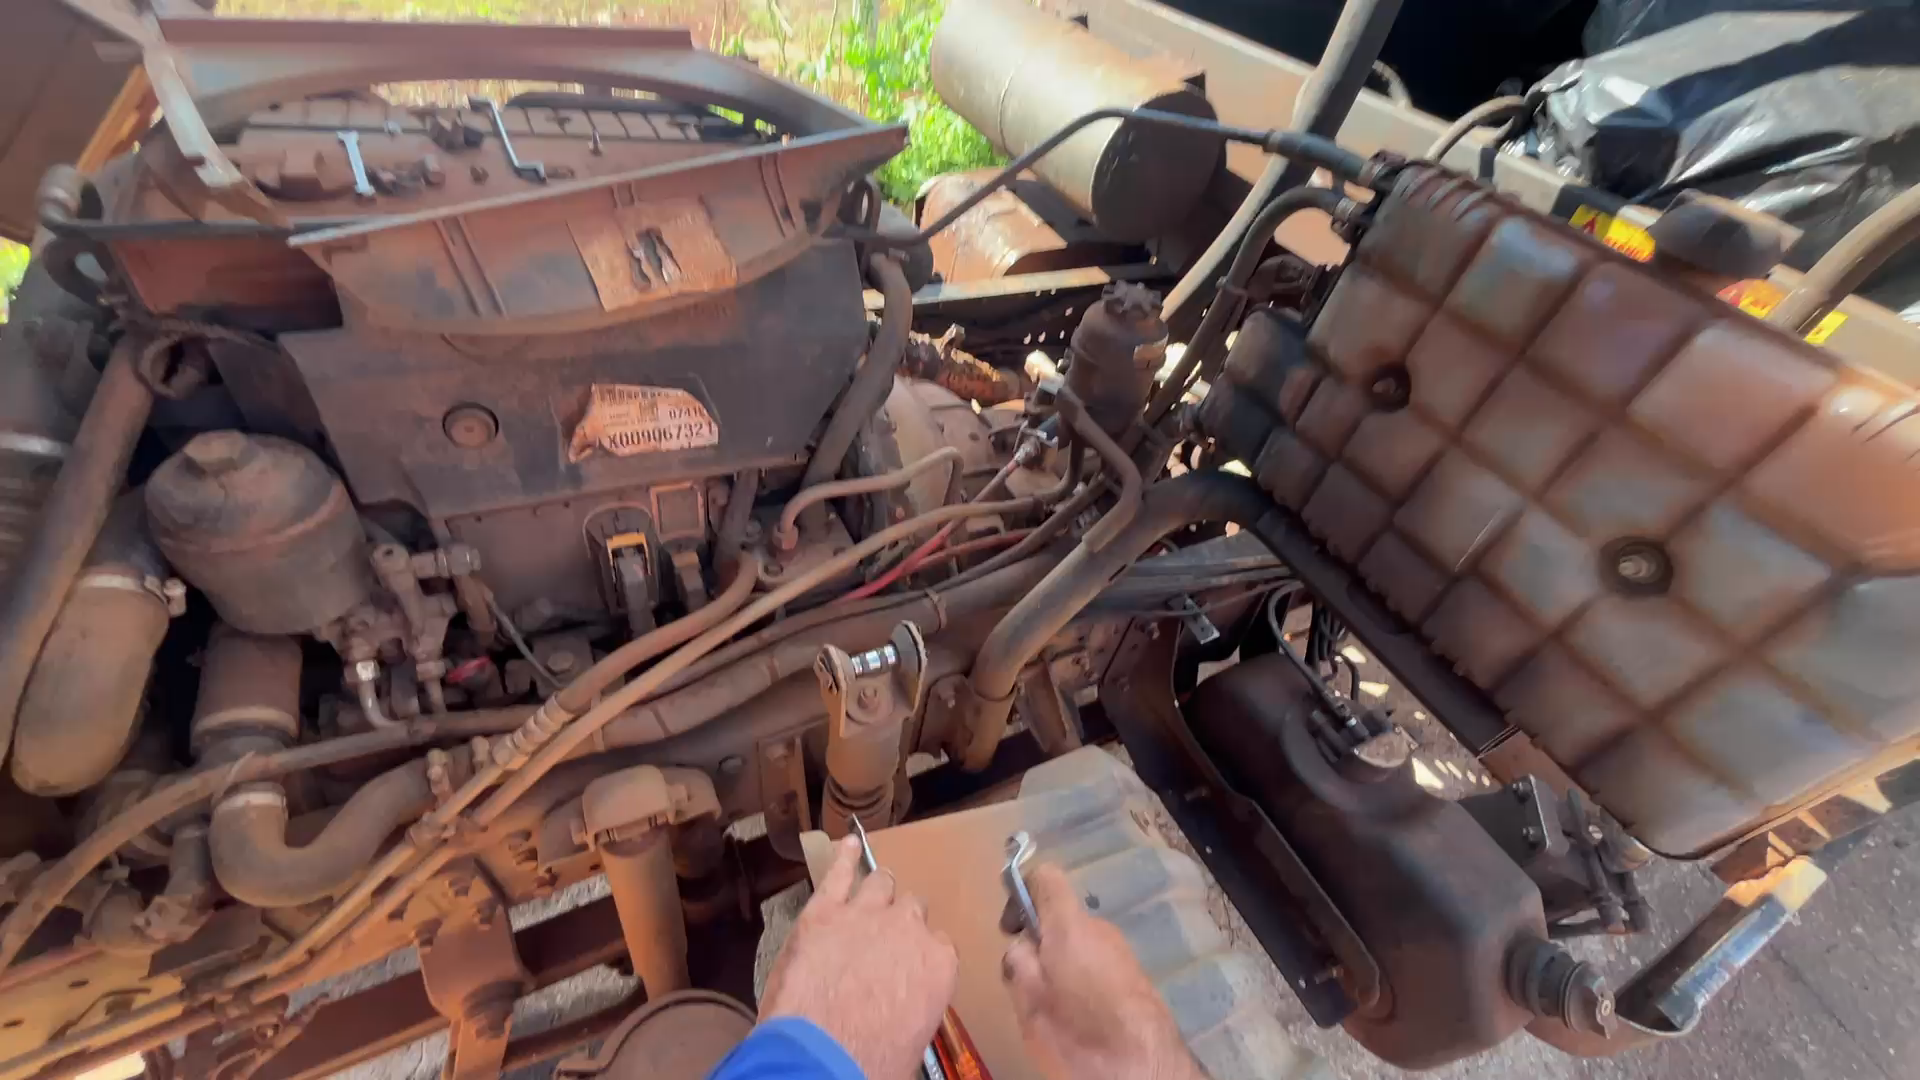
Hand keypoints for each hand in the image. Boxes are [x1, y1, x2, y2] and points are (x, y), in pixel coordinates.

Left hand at [761, 835, 958, 1079]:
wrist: (820, 1060)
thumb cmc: (872, 1066)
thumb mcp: (913, 1044)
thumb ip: (916, 1010)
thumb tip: (903, 1015)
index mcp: (938, 964)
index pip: (939, 945)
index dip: (921, 954)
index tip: (909, 966)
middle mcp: (908, 929)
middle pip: (912, 909)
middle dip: (900, 921)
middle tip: (885, 939)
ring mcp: (866, 913)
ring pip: (880, 883)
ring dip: (877, 889)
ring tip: (873, 890)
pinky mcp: (824, 910)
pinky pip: (838, 874)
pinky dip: (844, 858)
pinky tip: (848, 846)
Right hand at [1002, 863, 1207, 1079]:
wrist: (1148, 1069)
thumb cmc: (1080, 1032)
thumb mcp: (1030, 999)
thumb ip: (1017, 961)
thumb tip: (1021, 944)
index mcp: (1069, 923)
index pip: (1044, 876)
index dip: (1022, 891)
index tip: (1011, 928)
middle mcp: (1098, 926)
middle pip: (1061, 916)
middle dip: (1041, 942)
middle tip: (1029, 985)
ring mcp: (1121, 950)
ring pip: (1079, 944)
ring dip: (1062, 965)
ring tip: (1056, 1010)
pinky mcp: (1135, 976)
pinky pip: (1098, 964)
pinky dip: (1084, 981)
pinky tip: (1083, 1020)